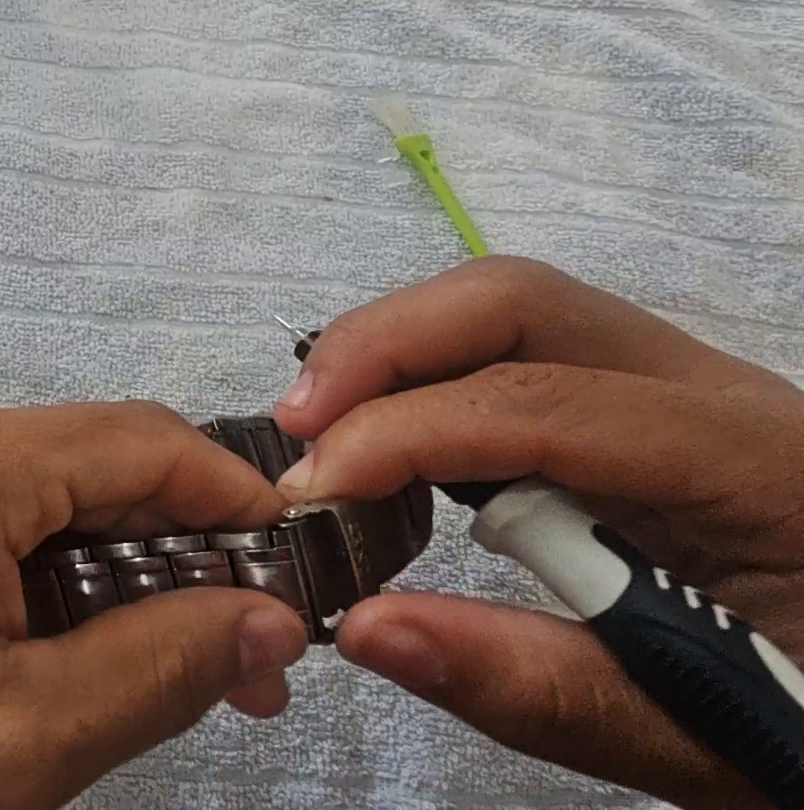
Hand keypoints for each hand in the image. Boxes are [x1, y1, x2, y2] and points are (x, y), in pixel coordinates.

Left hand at [0, 392, 309, 809]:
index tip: (301, 585)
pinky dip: (54, 569)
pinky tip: (70, 643)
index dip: (238, 508)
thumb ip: (165, 664)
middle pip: (102, 463)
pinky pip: (2, 508)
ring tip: (162, 670)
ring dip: (119, 570)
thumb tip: (270, 619)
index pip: (148, 445)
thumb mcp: (26, 732)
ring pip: (56, 492)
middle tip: (245, 663)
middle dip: (182, 550)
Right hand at [272, 256, 803, 809]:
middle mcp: (714, 391)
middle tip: (296, 424)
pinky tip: (375, 436)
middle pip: (509, 303)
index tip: (309, 492)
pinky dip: (410, 375)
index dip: (402, 433)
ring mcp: (667, 383)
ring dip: (383, 354)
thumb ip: (540, 691)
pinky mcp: (621, 399)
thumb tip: (360, 626)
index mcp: (765, 470)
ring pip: (492, 309)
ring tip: (317, 430)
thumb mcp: (722, 749)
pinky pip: (493, 349)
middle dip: (376, 349)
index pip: (541, 405)